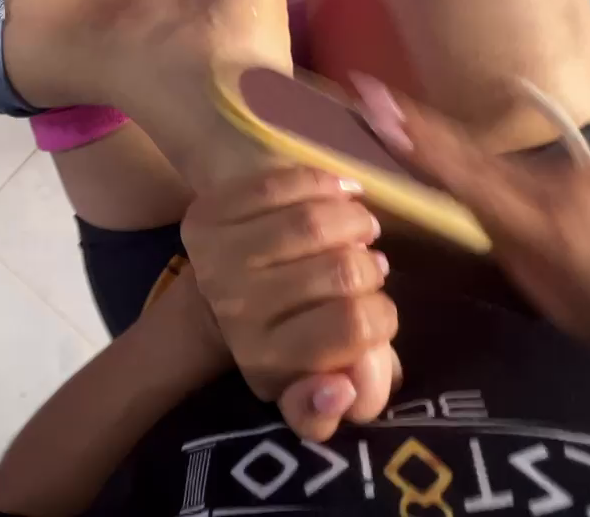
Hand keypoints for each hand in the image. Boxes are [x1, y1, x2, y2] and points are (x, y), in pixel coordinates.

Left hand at [181, 167, 399, 440]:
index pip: (352, 327)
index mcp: (269, 359)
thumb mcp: (305, 393)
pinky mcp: (207, 215)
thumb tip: (341, 391)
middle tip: (373, 260)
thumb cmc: (277, 341)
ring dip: (353, 218)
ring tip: (361, 224)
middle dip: (371, 263)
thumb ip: (334, 406)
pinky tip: (340, 191)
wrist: (211, 302)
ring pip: (312, 222)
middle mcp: (240, 309)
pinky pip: (277, 185)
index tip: (381, 305)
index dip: (382, 313)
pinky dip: (321, 182)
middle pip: (341, 271)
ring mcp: (218, 257)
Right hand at [354, 76, 589, 354]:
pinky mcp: (588, 168)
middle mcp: (553, 185)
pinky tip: (464, 153)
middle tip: (367, 92)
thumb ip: (515, 254)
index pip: (465, 178)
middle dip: (415, 123)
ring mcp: (573, 171)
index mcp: (545, 225)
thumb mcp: (565, 304)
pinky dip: (484, 158)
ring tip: (396, 114)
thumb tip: (478, 219)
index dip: (418, 143)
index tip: (377, 109)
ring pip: (493, 156)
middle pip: (469, 151)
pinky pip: (521, 163)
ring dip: (444, 139)